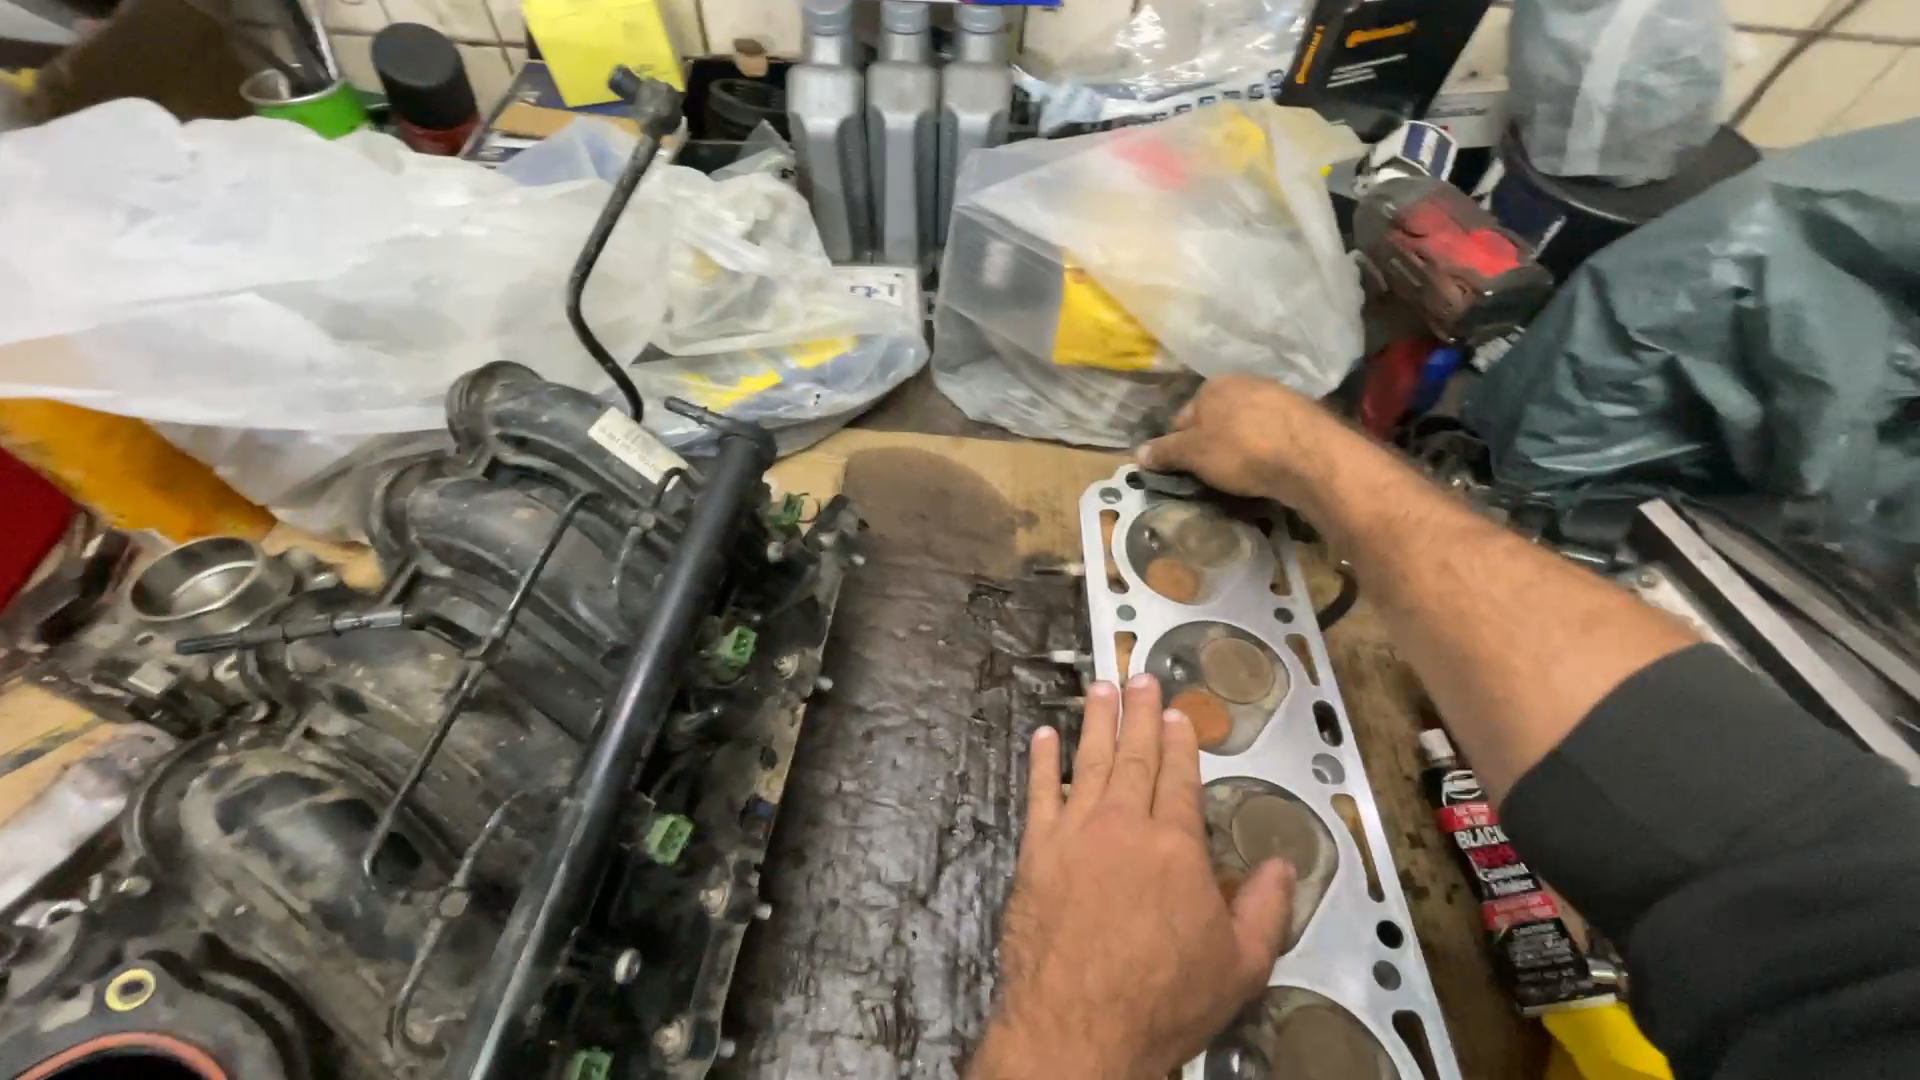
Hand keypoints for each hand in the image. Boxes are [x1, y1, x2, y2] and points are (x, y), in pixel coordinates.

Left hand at [971, 676, 1295, 1079]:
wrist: (1078, 1026)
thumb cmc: (1164, 998)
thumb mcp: (1240, 965)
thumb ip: (1267, 908)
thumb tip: (1285, 862)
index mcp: (1175, 846)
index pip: (1179, 778)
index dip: (1180, 742)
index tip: (1177, 712)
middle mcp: (1124, 824)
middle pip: (1134, 756)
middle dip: (1140, 713)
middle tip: (1139, 676)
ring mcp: (1075, 832)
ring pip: (1089, 762)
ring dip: (1097, 722)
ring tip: (1101, 688)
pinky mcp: (1036, 849)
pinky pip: (1039, 793)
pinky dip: (1042, 761)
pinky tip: (1045, 735)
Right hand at [1135, 375, 1334, 505]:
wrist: (1309, 457)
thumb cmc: (1240, 450)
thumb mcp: (1193, 455)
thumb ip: (1164, 452)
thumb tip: (1136, 453)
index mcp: (1213, 386)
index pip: (1182, 418)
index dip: (1179, 446)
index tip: (1186, 469)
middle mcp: (1244, 382)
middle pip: (1215, 419)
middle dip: (1211, 443)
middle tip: (1213, 474)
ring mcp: (1277, 395)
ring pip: (1245, 424)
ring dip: (1240, 445)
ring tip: (1243, 473)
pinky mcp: (1303, 414)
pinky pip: (1271, 432)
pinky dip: (1266, 447)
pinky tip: (1269, 466)